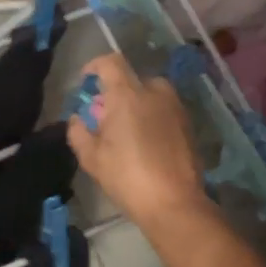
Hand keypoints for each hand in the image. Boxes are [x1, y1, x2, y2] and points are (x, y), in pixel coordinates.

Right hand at [66, 54, 210, 227]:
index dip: (95, 66)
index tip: (85, 81)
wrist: (174, 203)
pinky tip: (144, 143)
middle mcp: (155, 93)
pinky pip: (164, 110)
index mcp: (128, 95)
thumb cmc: (126, 176)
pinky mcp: (188, 125)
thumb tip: (77, 120)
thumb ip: (78, 132)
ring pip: (150, 95)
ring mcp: (175, 108)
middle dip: (114, 93)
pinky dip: (151, 116)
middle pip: (131, 80)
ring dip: (135, 104)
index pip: (110, 63)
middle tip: (103, 116)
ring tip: (124, 131)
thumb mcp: (91, 157)